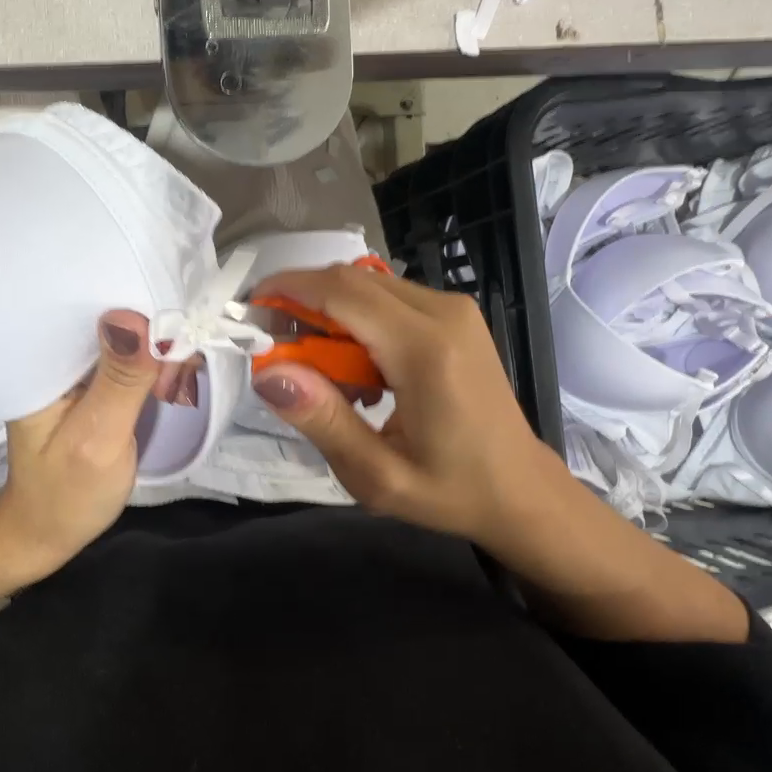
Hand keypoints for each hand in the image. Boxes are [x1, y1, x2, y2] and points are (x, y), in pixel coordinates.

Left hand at [0, 308, 164, 559]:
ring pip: (117, 332)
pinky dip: (148, 356)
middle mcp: (50, 353)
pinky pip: (123, 355)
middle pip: (101, 309)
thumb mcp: (98, 438)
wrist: (47, 534)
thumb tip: (137, 316)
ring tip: (186, 335)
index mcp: (36, 358)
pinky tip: (171, 354)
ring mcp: (71, 368)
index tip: (174, 290)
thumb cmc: (66, 493)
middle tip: (189, 319)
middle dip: (146, 310)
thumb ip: (120, 380)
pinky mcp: (90, 383)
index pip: (79, 300)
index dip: (126, 287)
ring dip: (152, 334)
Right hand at [248, 265, 561, 536]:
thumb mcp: (377, 475)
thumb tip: (268, 373)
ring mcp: (454, 309)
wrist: (522, 491)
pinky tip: (357, 371)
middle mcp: (444, 313)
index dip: (286, 290)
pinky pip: (387, 299)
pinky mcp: (455, 316)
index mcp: (426, 351)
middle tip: (274, 350)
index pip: (341, 292)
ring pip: (366, 287)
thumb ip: (322, 420)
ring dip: (328, 316)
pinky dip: (355, 322)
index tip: (248, 311)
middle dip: (301, 303)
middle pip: (350, 280)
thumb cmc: (451, 491)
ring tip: (320, 373)